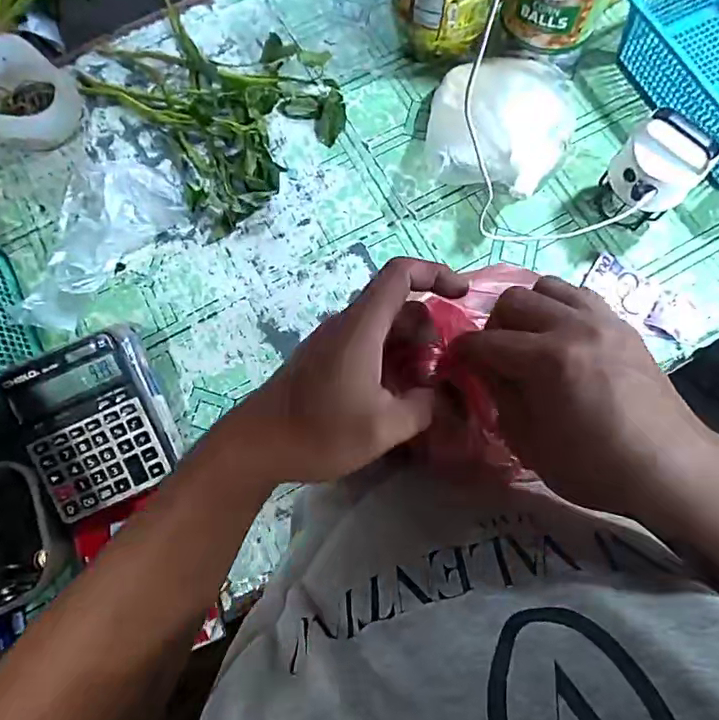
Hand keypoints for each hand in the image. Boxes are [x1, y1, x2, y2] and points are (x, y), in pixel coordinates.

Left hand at [212, 258, 469, 486]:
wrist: (256, 446)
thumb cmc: (320, 433)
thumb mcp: (384, 427)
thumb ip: (424, 407)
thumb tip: (439, 396)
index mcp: (361, 327)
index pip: (401, 274)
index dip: (436, 273)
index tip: (462, 296)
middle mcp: (346, 325)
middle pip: (398, 306)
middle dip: (429, 330)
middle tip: (440, 370)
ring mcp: (333, 342)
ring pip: (384, 329)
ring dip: (411, 351)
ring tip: (422, 391)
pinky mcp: (324, 360)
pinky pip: (367, 347)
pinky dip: (391, 362)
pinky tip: (395, 398)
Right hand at [455, 276, 718, 523]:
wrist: (668, 465)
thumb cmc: (594, 467)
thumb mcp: (530, 443)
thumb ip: (500, 397)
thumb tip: (482, 369)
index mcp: (547, 360)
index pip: (485, 342)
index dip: (461, 354)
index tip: (454, 366)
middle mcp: (573, 326)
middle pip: (512, 300)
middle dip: (492, 327)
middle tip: (494, 357)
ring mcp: (602, 319)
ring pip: (546, 286)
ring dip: (527, 310)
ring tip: (527, 341)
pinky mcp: (621, 324)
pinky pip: (578, 295)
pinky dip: (558, 307)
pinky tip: (560, 338)